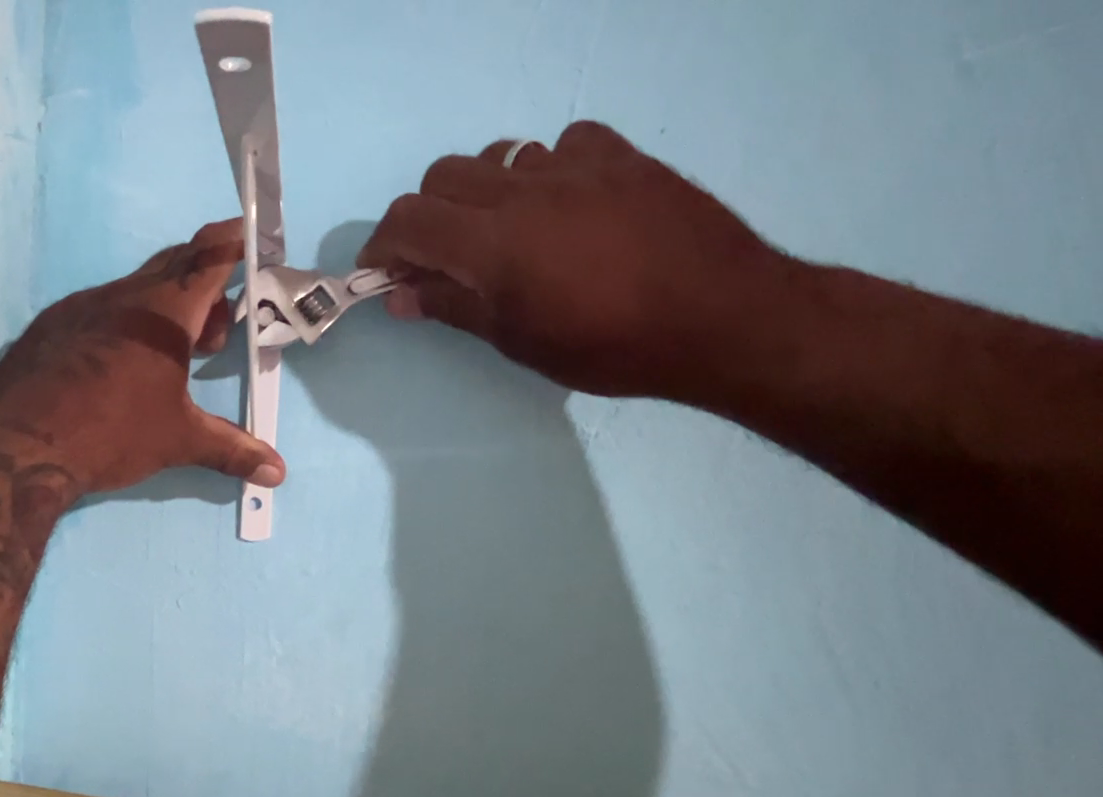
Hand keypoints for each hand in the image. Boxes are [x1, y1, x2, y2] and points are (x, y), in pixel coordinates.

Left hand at [0, 219, 284, 493]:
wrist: (17, 445)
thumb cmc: (109, 433)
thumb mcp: (177, 440)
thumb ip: (230, 450)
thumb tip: (278, 473)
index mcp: (163, 311)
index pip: (210, 255)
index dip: (237, 241)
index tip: (255, 238)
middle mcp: (122, 296)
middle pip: (175, 265)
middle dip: (205, 288)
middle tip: (218, 331)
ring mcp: (80, 307)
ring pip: (135, 290)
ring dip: (165, 312)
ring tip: (174, 360)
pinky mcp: (51, 327)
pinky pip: (99, 310)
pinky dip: (125, 325)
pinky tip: (121, 369)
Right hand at [358, 121, 793, 398]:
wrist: (721, 318)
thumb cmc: (609, 346)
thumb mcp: (518, 340)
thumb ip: (453, 307)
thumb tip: (399, 294)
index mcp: (492, 242)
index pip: (408, 220)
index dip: (382, 246)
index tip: (382, 275)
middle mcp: (524, 189)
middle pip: (442, 178)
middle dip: (425, 217)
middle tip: (439, 259)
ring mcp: (575, 165)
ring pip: (498, 155)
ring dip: (480, 192)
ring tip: (502, 231)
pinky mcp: (621, 156)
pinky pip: (562, 144)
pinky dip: (544, 170)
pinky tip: (564, 203)